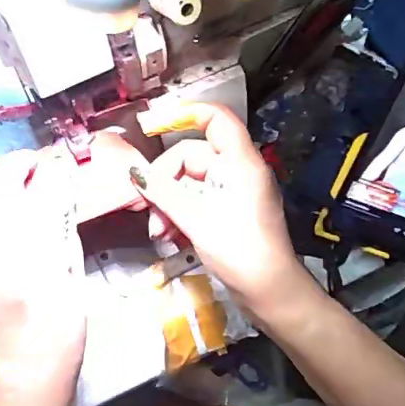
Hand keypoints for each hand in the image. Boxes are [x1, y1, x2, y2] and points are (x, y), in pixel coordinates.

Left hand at [0, 149, 86, 405]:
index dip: (49, 173)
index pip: (34, 196)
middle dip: (13, 167)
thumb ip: (63, 236)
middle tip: (34, 165)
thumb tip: (61, 197)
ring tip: (14, 182)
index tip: (60, 164)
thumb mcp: (73, 287)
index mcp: (22, 262)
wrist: (14, 388)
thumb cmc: (57, 344)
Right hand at [128, 104, 314, 319]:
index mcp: (239, 162)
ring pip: (190, 183)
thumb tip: (134, 173)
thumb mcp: (195, 219)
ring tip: (157, 230)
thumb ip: (162, 192)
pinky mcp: (229, 212)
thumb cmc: (239, 249)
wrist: (270, 291)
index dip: (184, 114)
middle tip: (145, 208)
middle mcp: (238, 171)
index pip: (215, 119)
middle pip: (192, 157)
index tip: (152, 124)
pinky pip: (198, 201)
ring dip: (168, 204)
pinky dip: (179, 215)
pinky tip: (168, 235)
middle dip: (164, 182)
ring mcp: (234, 192)